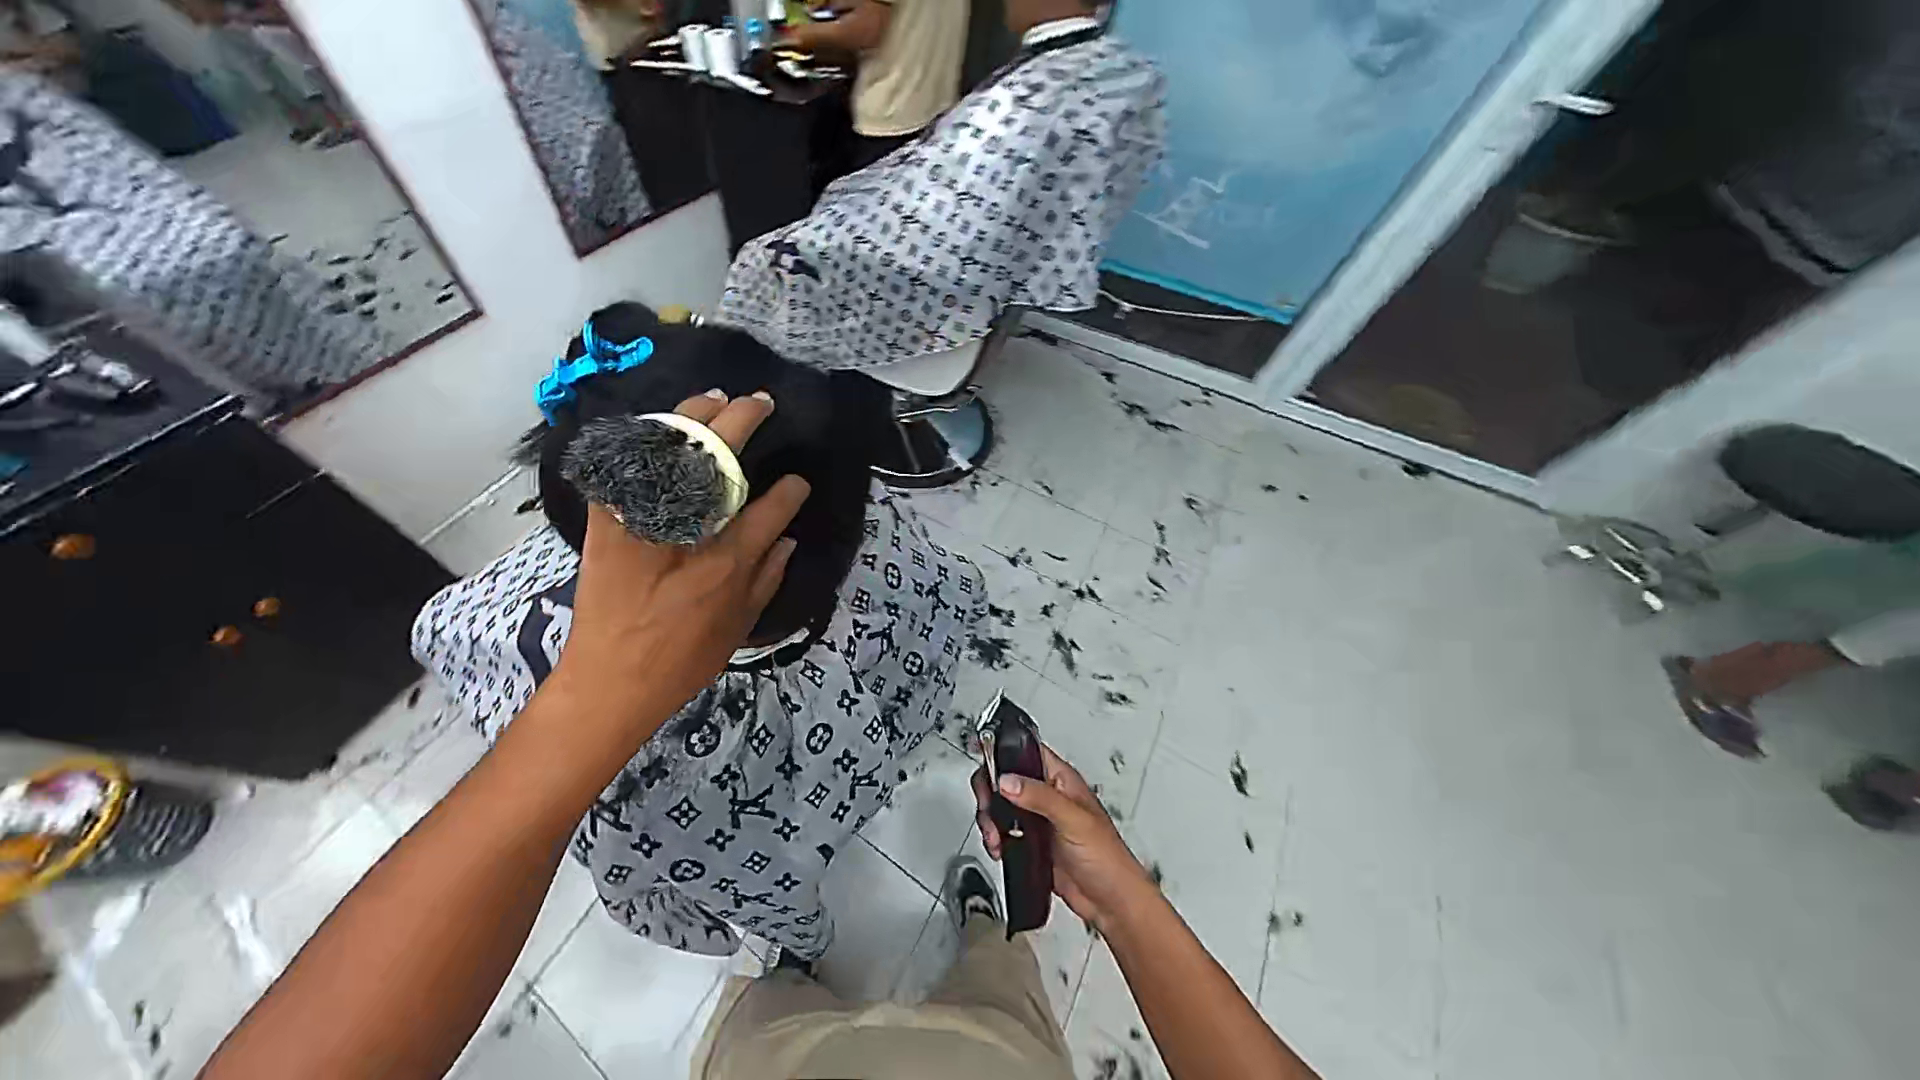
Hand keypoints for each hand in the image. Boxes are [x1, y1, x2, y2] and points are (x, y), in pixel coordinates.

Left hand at [544, 391, 809, 750]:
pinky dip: (640, 442)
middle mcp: (689, 534)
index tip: (798, 482)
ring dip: (693, 417)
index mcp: (728, 563)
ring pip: (669, 453)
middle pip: (719, 460)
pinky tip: (660, 424)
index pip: (771, 509)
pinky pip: (624, 469)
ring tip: (715, 398)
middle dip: (744, 423)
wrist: (609, 681)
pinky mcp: (607, 525)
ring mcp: (643, 524)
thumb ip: (769, 579)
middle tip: (761, 403)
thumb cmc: (682, 662)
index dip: (789, 491)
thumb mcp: (740, 628)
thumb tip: (789, 540)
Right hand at [971, 743, 1154, 930]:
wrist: (1110, 902)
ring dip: (991, 817)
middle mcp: (1047, 795)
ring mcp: (1038, 819)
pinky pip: (1004, 831)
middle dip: (991, 789)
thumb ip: (1040, 797)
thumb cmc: (1108, 858)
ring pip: (1001, 805)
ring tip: (996, 833)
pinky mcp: (1031, 842)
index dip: (1004, 748)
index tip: (985, 755)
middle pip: (1006, 777)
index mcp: (1060, 779)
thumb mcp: (1073, 819)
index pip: (1026, 751)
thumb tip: (1008, 781)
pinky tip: (1000, 846)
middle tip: (989, 804)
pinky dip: (995, 836)